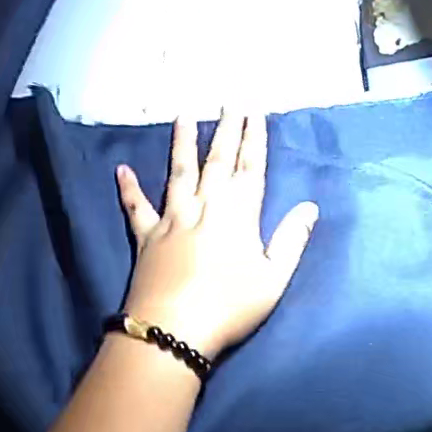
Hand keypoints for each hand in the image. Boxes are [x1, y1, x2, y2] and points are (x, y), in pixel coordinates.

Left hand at [115, 110, 318, 360]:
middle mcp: (204, 207)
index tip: (255, 112)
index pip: (250, 170)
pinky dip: (129, 189)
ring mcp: (171, 220)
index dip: (254, 140)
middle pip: (216, 163)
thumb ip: (291, 240)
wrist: (174, 329)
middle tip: (229, 101)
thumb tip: (310, 207)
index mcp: (238, 216)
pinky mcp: (146, 238)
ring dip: (182, 143)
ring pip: (178, 173)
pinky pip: (136, 208)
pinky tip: (121, 170)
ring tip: (184, 115)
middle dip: (225, 131)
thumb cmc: (231, 306)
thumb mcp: (273, 278)